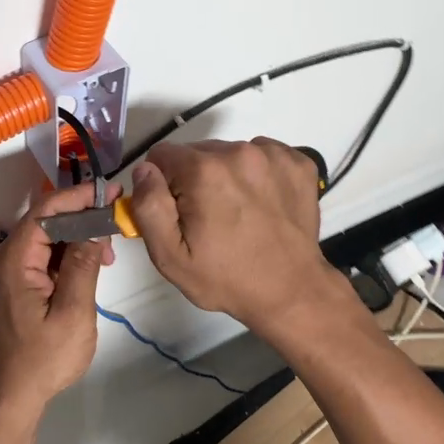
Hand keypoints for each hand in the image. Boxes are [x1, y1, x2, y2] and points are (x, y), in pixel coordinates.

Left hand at [0, 183, 115, 409]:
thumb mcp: (73, 312)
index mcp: (15, 260)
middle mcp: (7, 259)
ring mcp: (11, 273)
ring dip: (78, 238)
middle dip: (82, 215)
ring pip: (48, 240)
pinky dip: (69, 256)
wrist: (13, 395)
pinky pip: (45, 259)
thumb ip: (83, 266)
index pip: (46, 211)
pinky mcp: (18, 287)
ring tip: (110, 249)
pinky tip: (92, 264)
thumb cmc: (43, 358)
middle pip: (46, 221)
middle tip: (118, 217)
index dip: (78, 196)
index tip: (111, 190)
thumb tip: (94, 229)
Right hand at [126, 139, 336, 334]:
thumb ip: (149, 206)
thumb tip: (144, 170)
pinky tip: (260, 204)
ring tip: (236, 213)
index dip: (162, 184)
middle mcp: (239, 152)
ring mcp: (274, 156)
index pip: (162, 155)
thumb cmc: (224, 278)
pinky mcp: (298, 163)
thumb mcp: (169, 255)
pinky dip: (256, 175)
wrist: (289, 291)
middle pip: (197, 152)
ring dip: (225, 176)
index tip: (176, 213)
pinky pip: (263, 155)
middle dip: (193, 179)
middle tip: (206, 219)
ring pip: (230, 153)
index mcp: (203, 171)